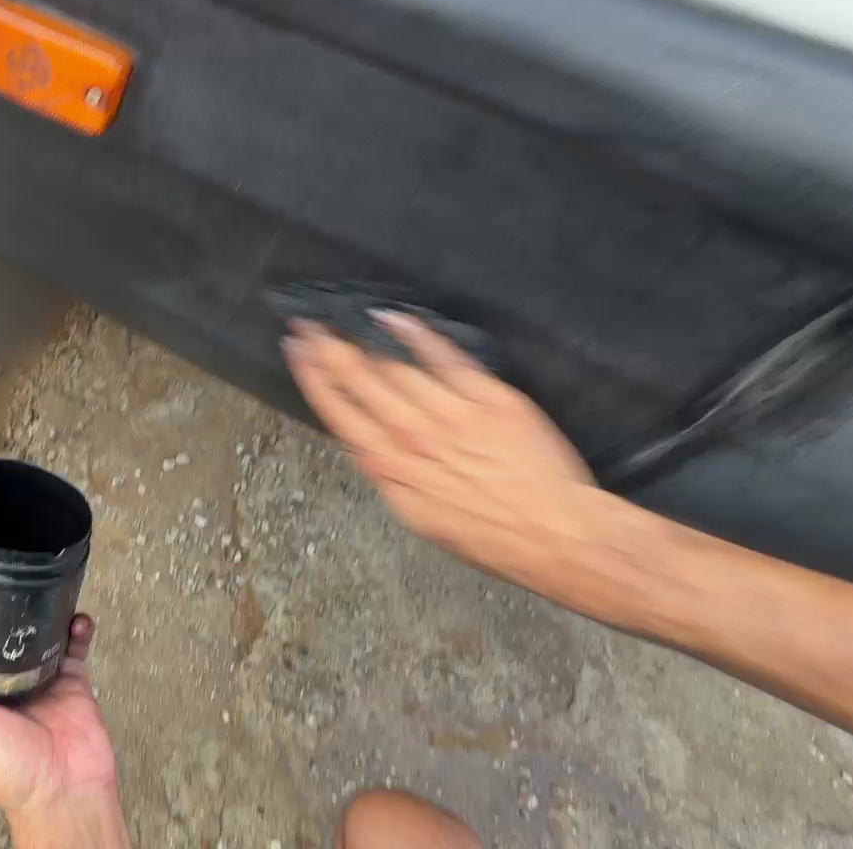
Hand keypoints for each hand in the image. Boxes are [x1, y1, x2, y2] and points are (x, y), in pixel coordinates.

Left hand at [0, 607, 130, 848]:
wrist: (64, 792)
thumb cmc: (3, 766)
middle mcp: (2, 681)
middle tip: (0, 570)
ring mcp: (39, 677)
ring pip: (36, 631)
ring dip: (39, 609)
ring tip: (39, 583)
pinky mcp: (71, 679)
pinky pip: (74, 644)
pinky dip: (77, 626)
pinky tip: (75, 613)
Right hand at [282, 313, 630, 611]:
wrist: (557, 535)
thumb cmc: (485, 534)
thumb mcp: (415, 514)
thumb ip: (385, 472)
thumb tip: (362, 442)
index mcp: (387, 464)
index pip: (336, 407)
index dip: (311, 374)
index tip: (295, 348)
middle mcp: (410, 433)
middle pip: (356, 378)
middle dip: (325, 346)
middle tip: (306, 321)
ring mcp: (448, 412)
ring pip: (393, 366)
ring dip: (360, 338)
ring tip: (341, 318)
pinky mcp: (487, 399)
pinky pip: (445, 358)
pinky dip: (417, 335)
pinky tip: (395, 318)